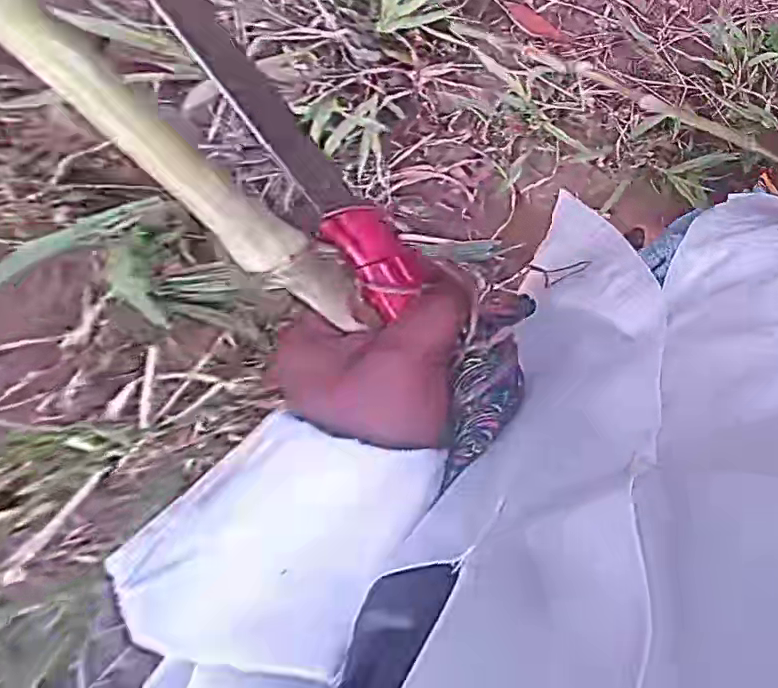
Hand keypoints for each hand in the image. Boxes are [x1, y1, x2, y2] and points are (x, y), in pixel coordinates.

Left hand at [271, 276, 470, 448]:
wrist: (383, 503)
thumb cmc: (380, 424)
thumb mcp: (407, 354)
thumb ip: (435, 304)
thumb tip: (458, 277)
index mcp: (311, 335)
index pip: (363, 278)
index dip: (409, 275)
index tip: (445, 288)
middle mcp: (329, 349)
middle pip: (396, 304)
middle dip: (437, 311)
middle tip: (463, 323)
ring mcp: (358, 374)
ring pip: (415, 329)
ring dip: (448, 335)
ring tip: (466, 350)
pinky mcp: (386, 393)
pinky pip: (423, 355)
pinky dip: (447, 355)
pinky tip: (460, 368)